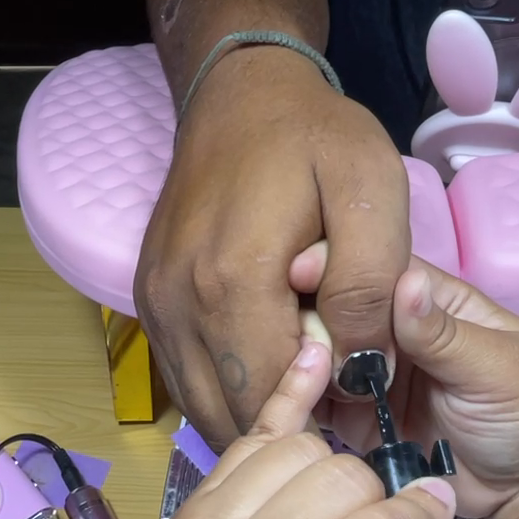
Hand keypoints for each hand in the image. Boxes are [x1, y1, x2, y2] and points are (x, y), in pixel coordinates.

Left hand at [106, 338, 457, 518]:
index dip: (421, 514)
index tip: (433, 508)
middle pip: (339, 485)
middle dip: (377, 493)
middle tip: (376, 517)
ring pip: (299, 451)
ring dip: (335, 464)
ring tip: (337, 497)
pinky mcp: (188, 508)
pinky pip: (248, 435)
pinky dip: (289, 397)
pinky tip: (317, 357)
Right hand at [136, 46, 408, 447]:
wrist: (239, 95)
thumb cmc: (313, 138)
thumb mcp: (371, 189)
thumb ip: (370, 284)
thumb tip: (358, 369)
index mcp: (233, 282)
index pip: (271, 396)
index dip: (319, 416)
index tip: (355, 402)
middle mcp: (178, 307)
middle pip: (233, 413)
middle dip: (287, 424)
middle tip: (333, 404)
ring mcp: (155, 309)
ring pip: (203, 408)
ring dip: (252, 416)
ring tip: (300, 392)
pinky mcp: (148, 306)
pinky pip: (184, 382)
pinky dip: (224, 396)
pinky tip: (260, 375)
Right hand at [313, 257, 518, 518]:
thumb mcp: (494, 367)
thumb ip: (443, 333)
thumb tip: (405, 282)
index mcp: (427, 302)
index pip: (374, 269)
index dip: (336, 266)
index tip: (299, 275)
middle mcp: (388, 331)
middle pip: (333, 307)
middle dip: (312, 317)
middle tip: (312, 347)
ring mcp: (366, 375)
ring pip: (315, 352)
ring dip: (300, 358)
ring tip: (299, 375)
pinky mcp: (352, 418)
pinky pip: (314, 400)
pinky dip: (297, 397)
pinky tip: (290, 400)